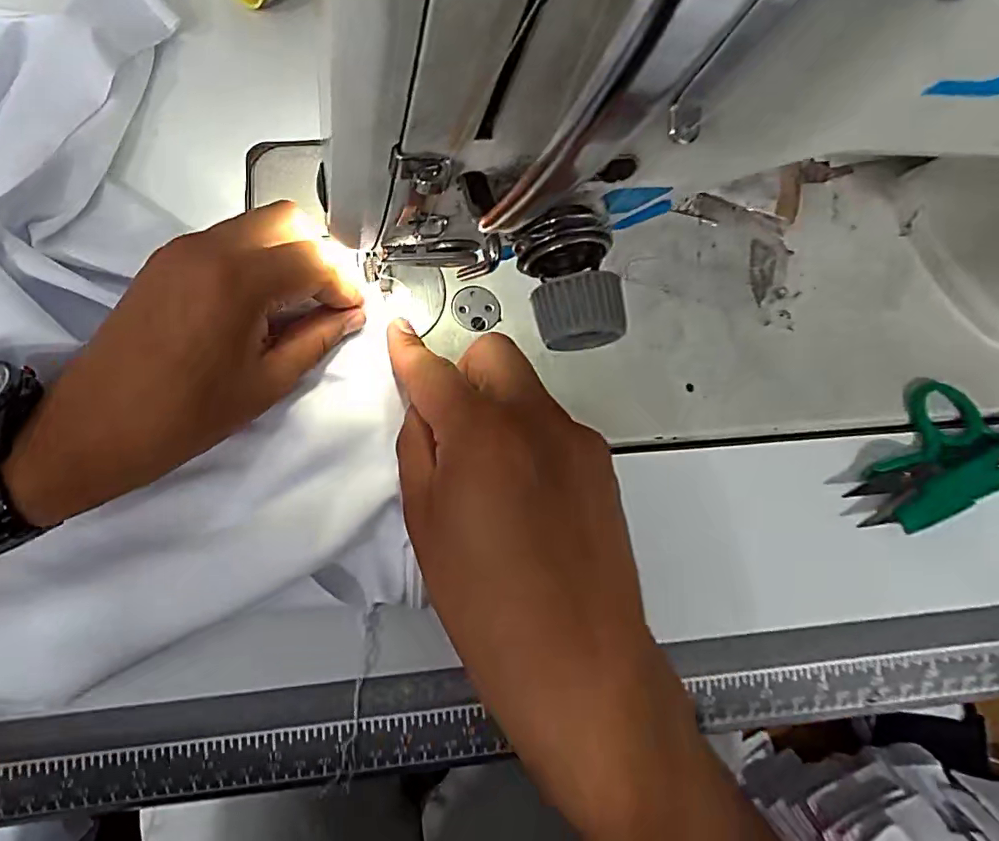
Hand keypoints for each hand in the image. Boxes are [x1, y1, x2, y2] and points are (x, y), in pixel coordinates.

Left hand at [4, 202, 363, 523]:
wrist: (94, 424)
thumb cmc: (184, 416)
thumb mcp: (263, 384)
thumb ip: (314, 339)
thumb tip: (349, 315)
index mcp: (239, 279)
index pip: (314, 256)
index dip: (343, 282)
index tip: (351, 310)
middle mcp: (211, 247)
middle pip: (286, 218)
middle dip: (317, 252)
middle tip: (325, 298)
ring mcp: (183, 248)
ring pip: (255, 223)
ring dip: (284, 251)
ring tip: (292, 302)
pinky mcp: (165, 258)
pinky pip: (225, 239)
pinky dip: (253, 256)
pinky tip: (254, 300)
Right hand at [388, 322, 759, 840]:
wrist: (580, 664)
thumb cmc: (485, 603)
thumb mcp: (424, 520)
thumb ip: (418, 446)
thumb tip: (423, 407)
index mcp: (482, 432)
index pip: (434, 369)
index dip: (408, 349)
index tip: (398, 333)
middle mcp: (535, 420)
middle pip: (493, 354)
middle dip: (462, 371)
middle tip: (445, 420)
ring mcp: (576, 439)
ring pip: (524, 388)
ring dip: (495, 404)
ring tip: (484, 471)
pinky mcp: (601, 464)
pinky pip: (550, 424)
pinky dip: (525, 434)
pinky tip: (520, 493)